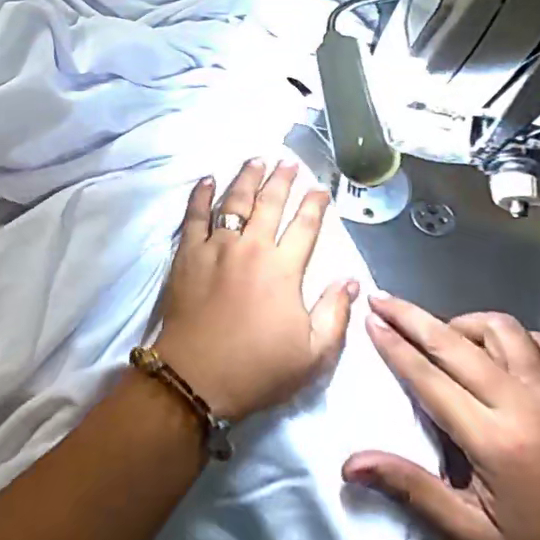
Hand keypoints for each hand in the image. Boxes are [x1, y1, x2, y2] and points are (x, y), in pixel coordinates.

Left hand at [154, 159, 358, 421]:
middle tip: (289, 162)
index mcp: (283, 269)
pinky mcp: (188, 254)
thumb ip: (335, 314)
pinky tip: (207, 180)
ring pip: (234, 200)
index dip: (315, 204)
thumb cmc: (257, 370)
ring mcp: (217, 247)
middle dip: (282, 179)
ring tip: (257, 160)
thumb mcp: (312, 355)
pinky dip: (201, 195)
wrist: (194, 380)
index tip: (320, 188)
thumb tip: (351, 280)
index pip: (305, 225)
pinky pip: (194, 216)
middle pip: (269, 203)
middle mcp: (252, 247)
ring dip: (247, 177)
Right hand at [346, 298, 539, 539]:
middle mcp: (525, 401)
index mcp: (495, 439)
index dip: (395, 344)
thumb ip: (415, 490)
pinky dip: (525, 338)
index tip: (370, 317)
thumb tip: (353, 464)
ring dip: (468, 323)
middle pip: (458, 342)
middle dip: (414, 317)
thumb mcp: (479, 538)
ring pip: (505, 330)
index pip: (430, 377)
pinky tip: (513, 351)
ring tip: (446, 334)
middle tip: (384, 300)